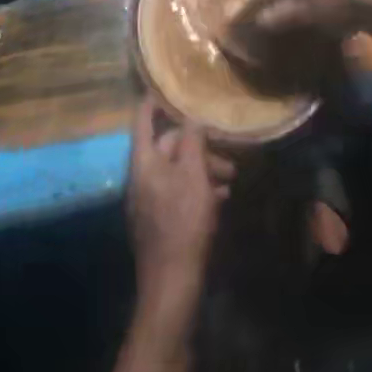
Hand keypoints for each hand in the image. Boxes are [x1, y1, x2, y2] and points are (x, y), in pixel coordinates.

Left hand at [125, 102, 232, 299]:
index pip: (142, 120)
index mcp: (143, 161)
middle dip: (197, 147)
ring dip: (202, 170)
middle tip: (228, 157)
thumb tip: (191, 117)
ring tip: (231, 180)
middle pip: (167, 148)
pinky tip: (220, 199)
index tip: (164, 89)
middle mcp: (140, 176)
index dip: (152, 102)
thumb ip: (192, 142)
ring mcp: (147, 200)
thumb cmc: (183, 221)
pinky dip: (197, 189)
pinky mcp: (158, 221)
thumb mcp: (194, 175)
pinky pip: (177, 193)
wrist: (172, 282)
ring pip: (176, 172)